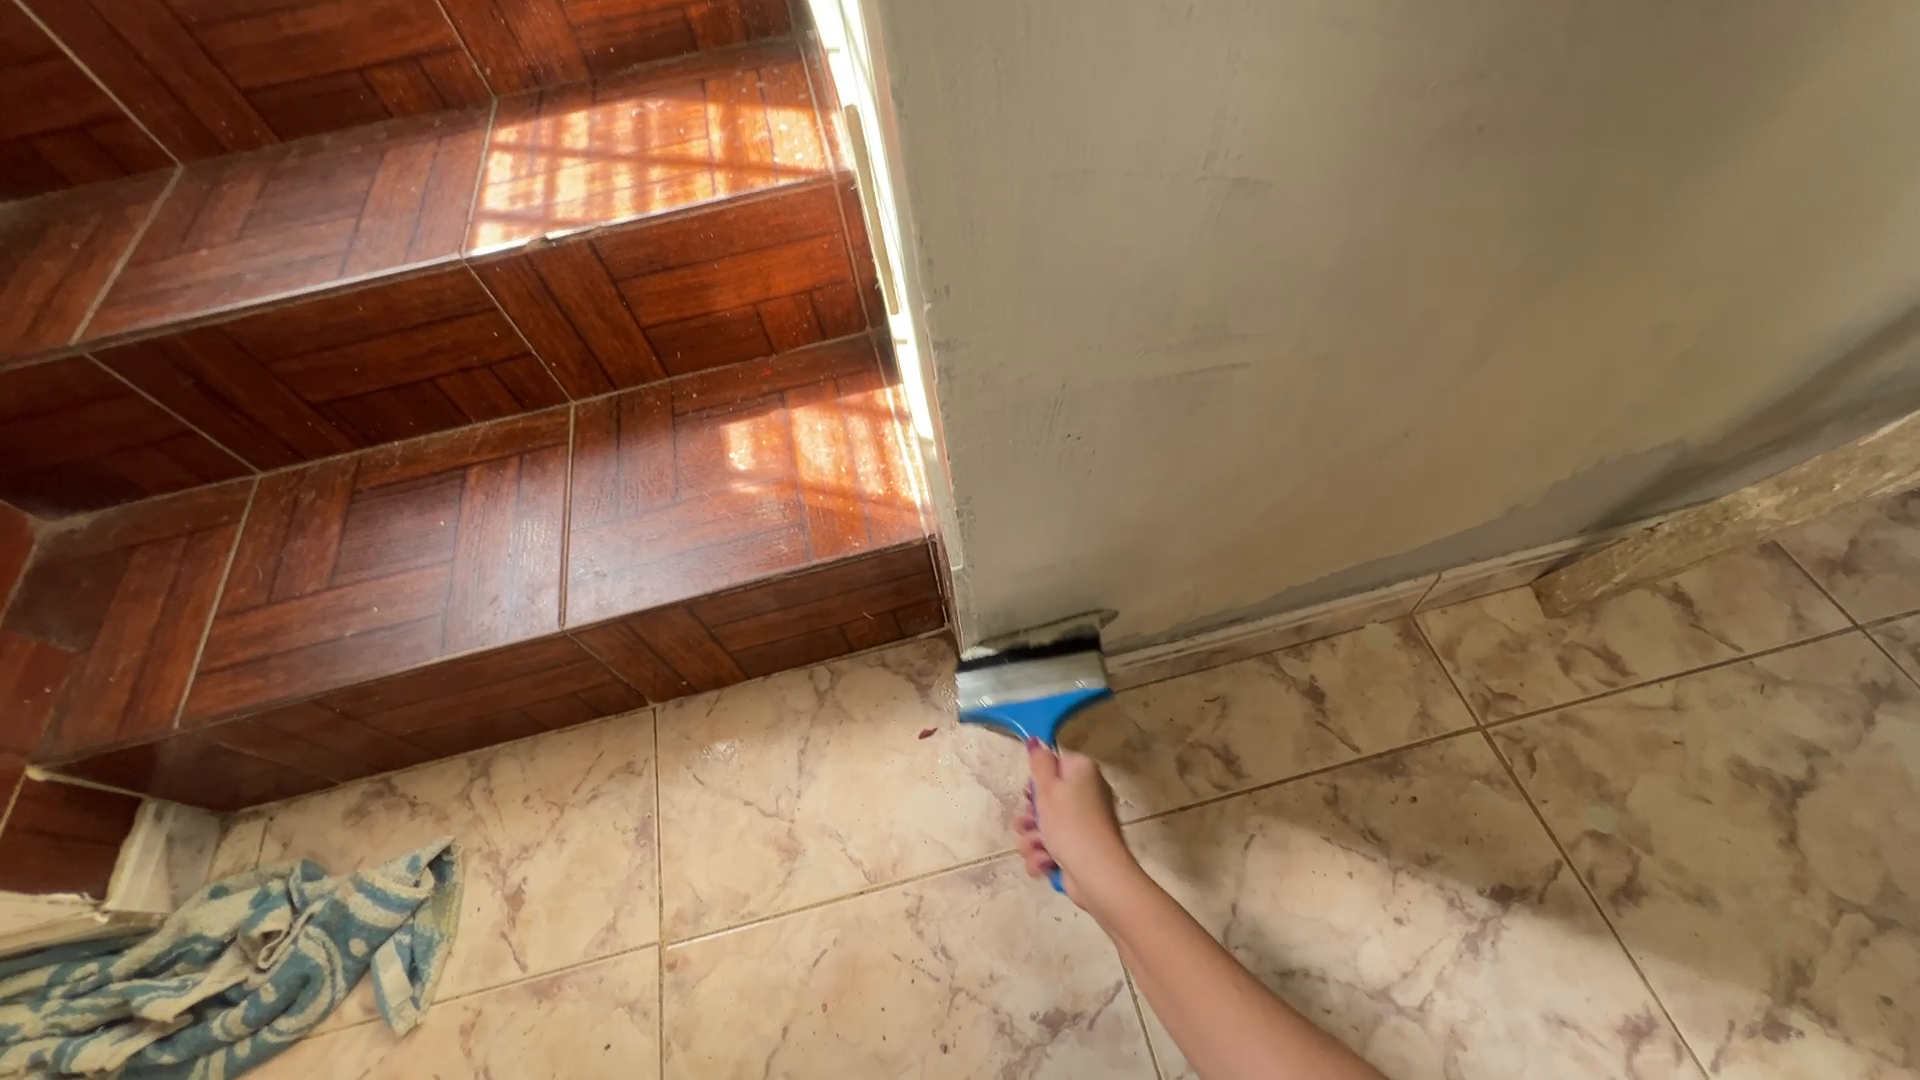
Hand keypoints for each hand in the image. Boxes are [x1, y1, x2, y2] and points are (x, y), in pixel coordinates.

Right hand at [1015, 738, 1140, 907]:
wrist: (1096, 873)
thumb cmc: (1070, 823)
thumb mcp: (1048, 787)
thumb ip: (1039, 762)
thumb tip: (1036, 739)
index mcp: (1082, 773)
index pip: (1053, 768)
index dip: (1037, 783)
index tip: (1031, 795)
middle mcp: (1085, 795)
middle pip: (1044, 800)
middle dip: (1030, 816)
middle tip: (1030, 823)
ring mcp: (1082, 825)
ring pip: (1042, 827)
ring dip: (1033, 839)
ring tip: (1039, 848)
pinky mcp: (1077, 850)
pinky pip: (1049, 848)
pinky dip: (1043, 857)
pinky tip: (1046, 862)